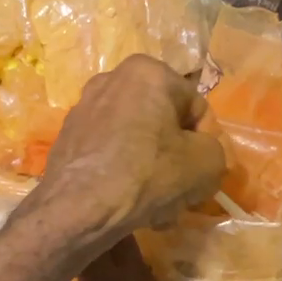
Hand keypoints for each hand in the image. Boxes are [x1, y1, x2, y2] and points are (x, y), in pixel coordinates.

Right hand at [29, 238, 162, 280]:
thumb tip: (43, 266)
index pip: (86, 235)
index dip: (62, 225)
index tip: (39, 224)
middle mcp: (136, 277)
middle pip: (111, 228)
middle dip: (81, 225)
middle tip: (52, 228)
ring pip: (122, 240)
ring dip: (95, 238)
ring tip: (65, 244)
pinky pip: (128, 258)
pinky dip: (106, 254)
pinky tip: (84, 264)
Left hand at [37, 56, 224, 242]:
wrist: (78, 208)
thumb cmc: (149, 174)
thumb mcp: (207, 163)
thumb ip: (214, 151)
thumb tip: (202, 155)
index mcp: (147, 71)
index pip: (194, 107)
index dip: (207, 143)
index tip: (204, 172)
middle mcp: (110, 80)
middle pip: (161, 125)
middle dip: (174, 159)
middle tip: (182, 191)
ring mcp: (83, 110)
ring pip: (134, 142)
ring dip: (150, 172)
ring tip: (157, 207)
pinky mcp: (66, 139)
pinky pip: (108, 155)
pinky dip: (122, 175)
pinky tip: (128, 204)